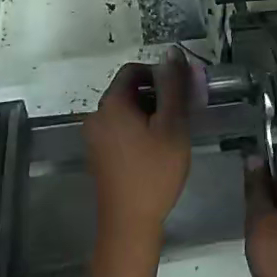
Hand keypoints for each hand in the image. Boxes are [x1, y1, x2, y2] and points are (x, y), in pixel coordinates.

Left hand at [83, 49, 192, 243]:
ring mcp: (95, 137)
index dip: (158, 74)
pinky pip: (119, 129)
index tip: (180, 91)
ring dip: (149, 114)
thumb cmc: (154, 172)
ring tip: (172, 133)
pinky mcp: (98, 155)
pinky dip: (138, 130)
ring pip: (125, 111)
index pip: (133, 70)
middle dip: (156, 95)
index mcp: (112, 104)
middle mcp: (97, 115)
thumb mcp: (172, 125)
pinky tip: (157, 149)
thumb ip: (173, 86)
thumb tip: (172, 52)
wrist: (129, 224)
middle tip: (181, 113)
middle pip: (128, 90)